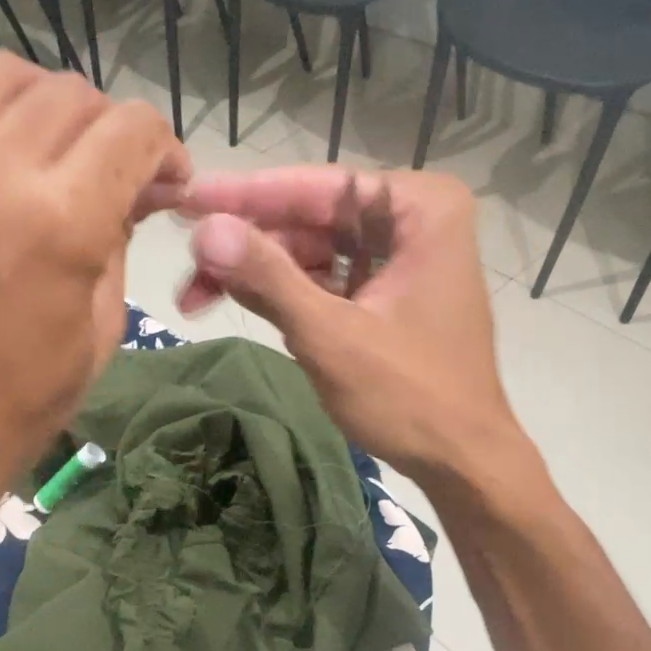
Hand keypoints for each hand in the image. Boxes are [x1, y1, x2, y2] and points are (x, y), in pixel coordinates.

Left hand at [0, 51, 189, 513]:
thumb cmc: (23, 402)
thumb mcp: (101, 330)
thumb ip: (120, 240)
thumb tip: (137, 187)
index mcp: (61, 222)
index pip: (132, 130)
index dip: (163, 148)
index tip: (162, 177)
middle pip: (70, 95)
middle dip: (107, 128)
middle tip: (105, 170)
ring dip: (38, 105)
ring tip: (41, 148)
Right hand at [178, 168, 518, 483]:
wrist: (465, 461)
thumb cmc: (409, 397)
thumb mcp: (331, 336)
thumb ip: (268, 278)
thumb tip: (204, 230)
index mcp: (421, 208)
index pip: (317, 188)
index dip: (244, 196)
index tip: (186, 197)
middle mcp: (418, 219)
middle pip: (313, 219)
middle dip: (248, 245)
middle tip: (185, 268)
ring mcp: (407, 259)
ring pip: (317, 251)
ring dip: (261, 273)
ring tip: (198, 296)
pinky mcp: (395, 295)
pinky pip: (332, 280)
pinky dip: (290, 294)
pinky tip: (244, 303)